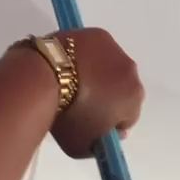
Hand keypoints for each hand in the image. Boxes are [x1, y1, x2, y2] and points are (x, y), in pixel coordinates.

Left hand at [48, 28, 142, 158]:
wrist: (45, 78)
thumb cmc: (67, 116)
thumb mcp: (82, 146)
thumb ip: (99, 143)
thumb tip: (105, 132)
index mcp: (134, 97)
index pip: (128, 116)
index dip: (110, 123)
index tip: (91, 126)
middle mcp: (130, 70)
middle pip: (120, 88)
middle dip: (106, 96)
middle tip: (80, 103)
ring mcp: (113, 48)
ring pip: (108, 66)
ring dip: (96, 74)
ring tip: (69, 81)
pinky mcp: (95, 33)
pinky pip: (94, 50)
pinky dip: (83, 57)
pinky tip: (66, 64)